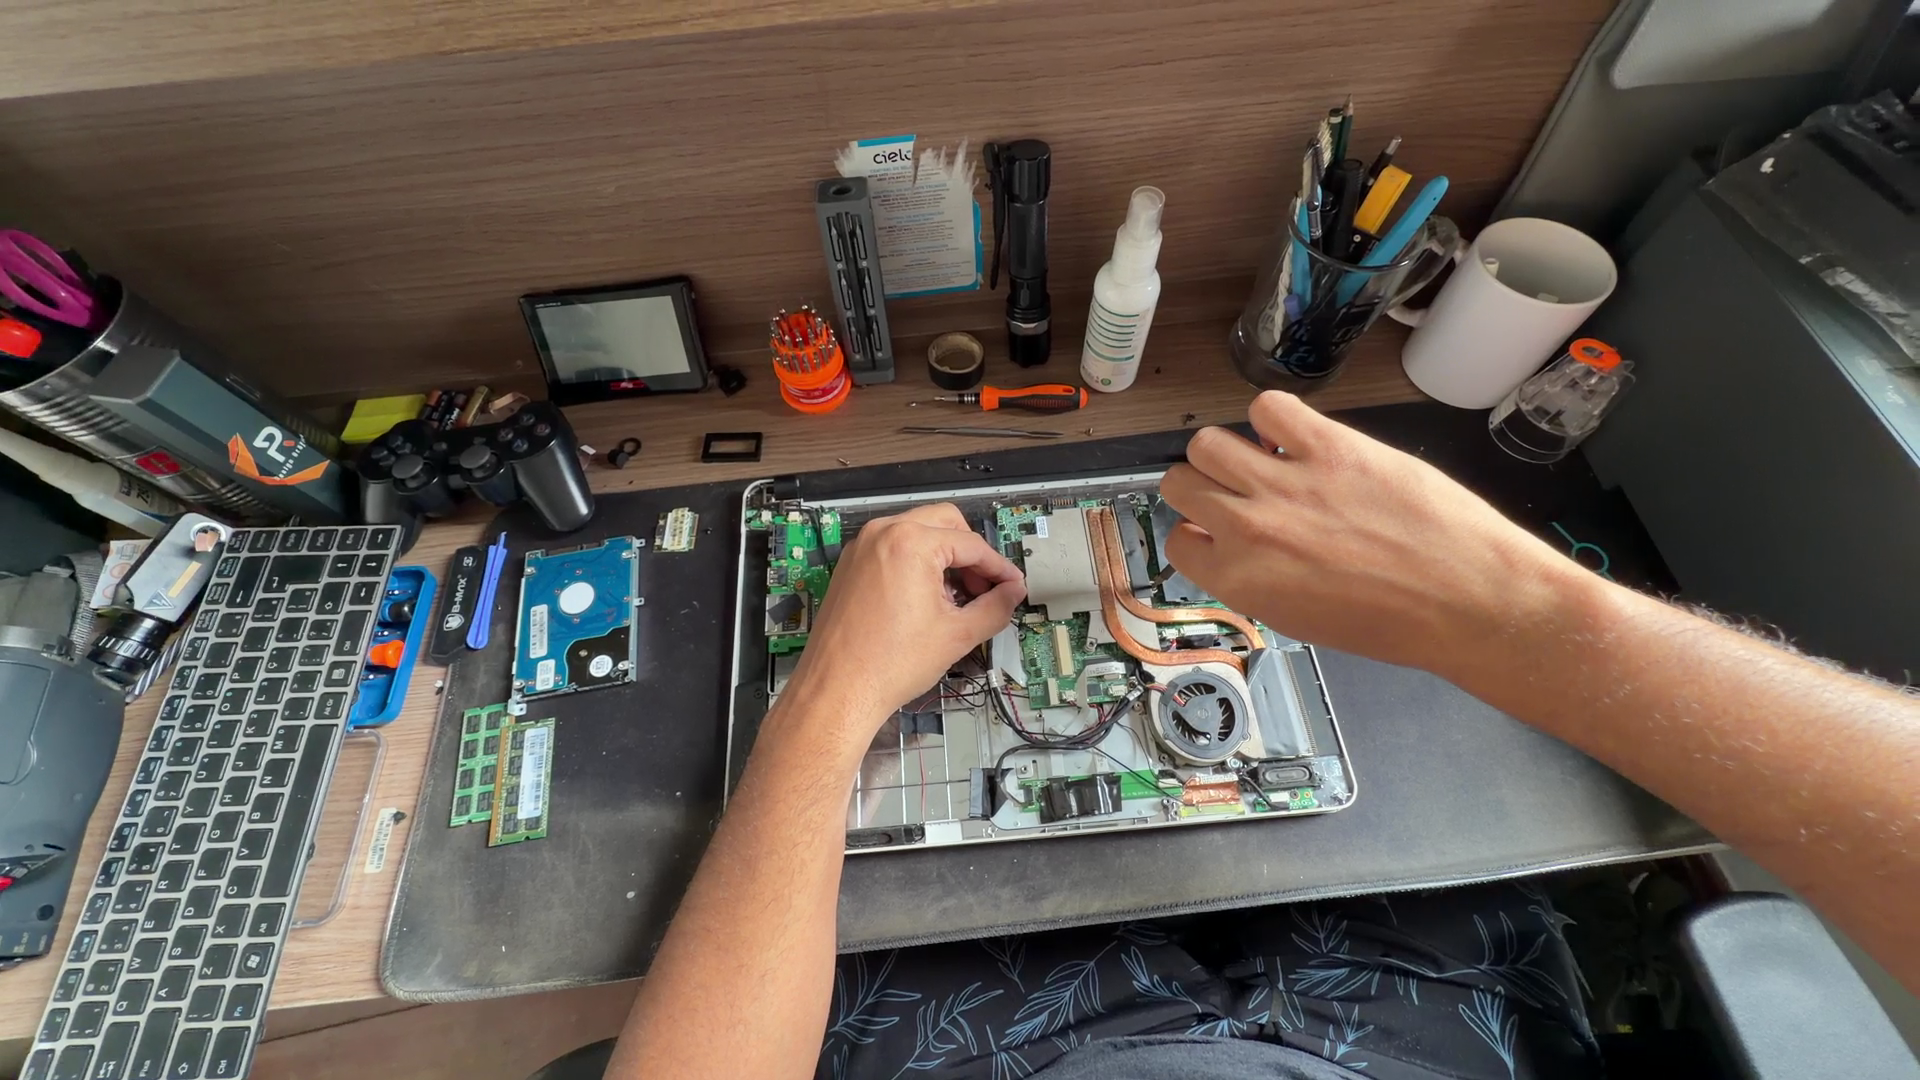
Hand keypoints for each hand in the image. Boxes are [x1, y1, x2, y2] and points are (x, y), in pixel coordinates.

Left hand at [787, 503, 1024, 724]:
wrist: (837, 690)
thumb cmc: (889, 664)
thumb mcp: (957, 634)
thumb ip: (994, 607)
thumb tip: (1013, 593)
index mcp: (910, 543)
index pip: (970, 544)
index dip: (998, 567)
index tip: (1013, 585)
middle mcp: (883, 533)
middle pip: (945, 523)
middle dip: (970, 553)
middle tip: (985, 587)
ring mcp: (862, 547)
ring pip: (918, 533)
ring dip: (944, 557)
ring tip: (956, 599)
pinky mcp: (850, 565)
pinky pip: (894, 548)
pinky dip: (917, 562)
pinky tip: (926, 599)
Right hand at [1159, 391, 1586, 675]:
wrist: (1473, 602)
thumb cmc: (1391, 623)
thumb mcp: (1294, 617)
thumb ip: (1247, 576)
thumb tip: (1227, 540)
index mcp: (1237, 578)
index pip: (1178, 538)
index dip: (1196, 532)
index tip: (1216, 528)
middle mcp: (1249, 528)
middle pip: (1179, 482)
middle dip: (1198, 487)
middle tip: (1230, 490)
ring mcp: (1287, 483)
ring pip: (1207, 442)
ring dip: (1225, 452)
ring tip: (1259, 461)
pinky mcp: (1332, 447)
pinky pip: (1269, 408)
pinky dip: (1272, 418)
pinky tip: (1293, 438)